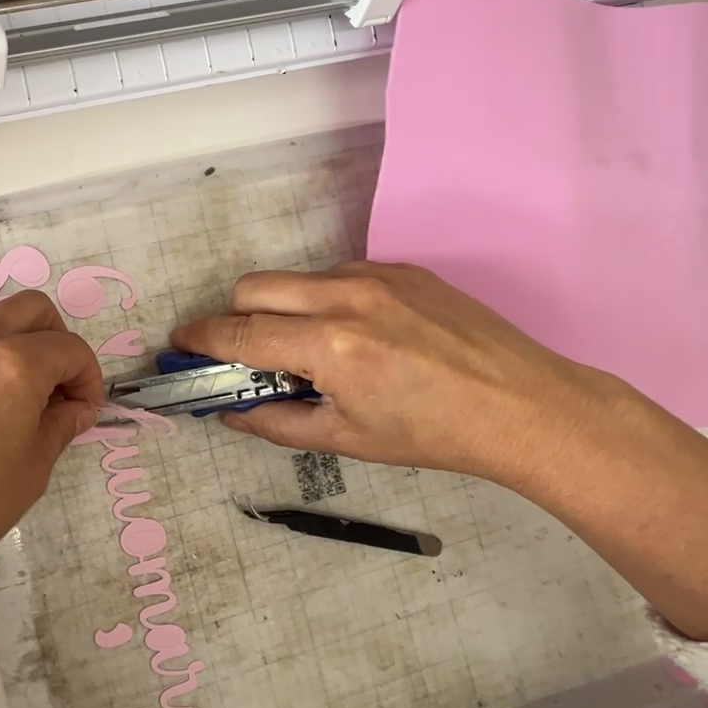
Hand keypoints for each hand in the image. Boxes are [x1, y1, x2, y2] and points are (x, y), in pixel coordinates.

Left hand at [0, 291, 103, 611]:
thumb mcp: (30, 471)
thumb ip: (59, 426)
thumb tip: (73, 408)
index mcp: (14, 363)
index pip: (69, 348)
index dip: (87, 378)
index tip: (82, 411)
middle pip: (29, 309)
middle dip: (54, 340)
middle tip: (54, 386)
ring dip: (6, 348)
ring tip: (4, 401)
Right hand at [171, 262, 635, 483]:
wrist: (526, 407)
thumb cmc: (432, 434)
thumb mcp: (346, 439)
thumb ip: (273, 423)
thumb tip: (226, 412)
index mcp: (329, 346)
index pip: (238, 332)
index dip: (201, 338)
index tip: (182, 345)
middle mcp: (345, 297)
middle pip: (253, 287)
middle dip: (234, 317)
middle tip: (246, 352)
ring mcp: (376, 275)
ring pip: (295, 278)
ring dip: (280, 307)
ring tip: (309, 346)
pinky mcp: (401, 268)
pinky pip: (336, 274)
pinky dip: (323, 299)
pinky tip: (354, 333)